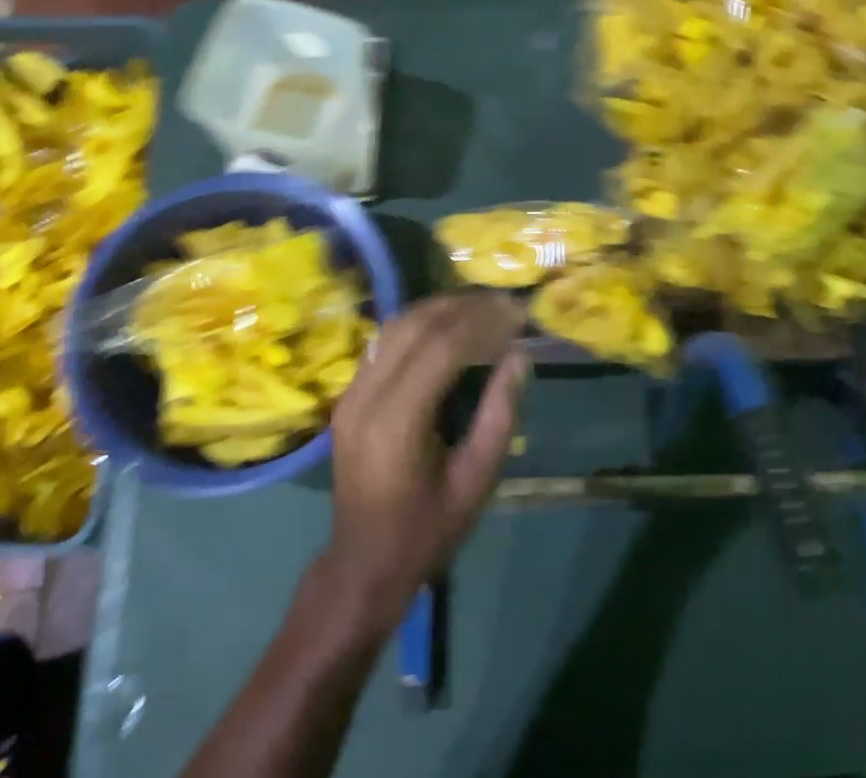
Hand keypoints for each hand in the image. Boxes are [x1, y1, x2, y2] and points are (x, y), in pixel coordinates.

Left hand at [322, 293, 528, 625]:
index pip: (441, 348)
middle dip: (463, 307)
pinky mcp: (347, 397)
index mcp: (397, 424)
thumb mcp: (475, 481)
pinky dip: (418, 326)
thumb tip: (518, 357)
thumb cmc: (427, 531)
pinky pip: (383, 344)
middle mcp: (364, 398)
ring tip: (483, 308)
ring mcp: (349, 395)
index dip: (483, 323)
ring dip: (439, 309)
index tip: (519, 314)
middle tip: (506, 304)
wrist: (364, 560)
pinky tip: (448, 327)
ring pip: (393, 327)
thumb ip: (499, 416)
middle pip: (413, 326)